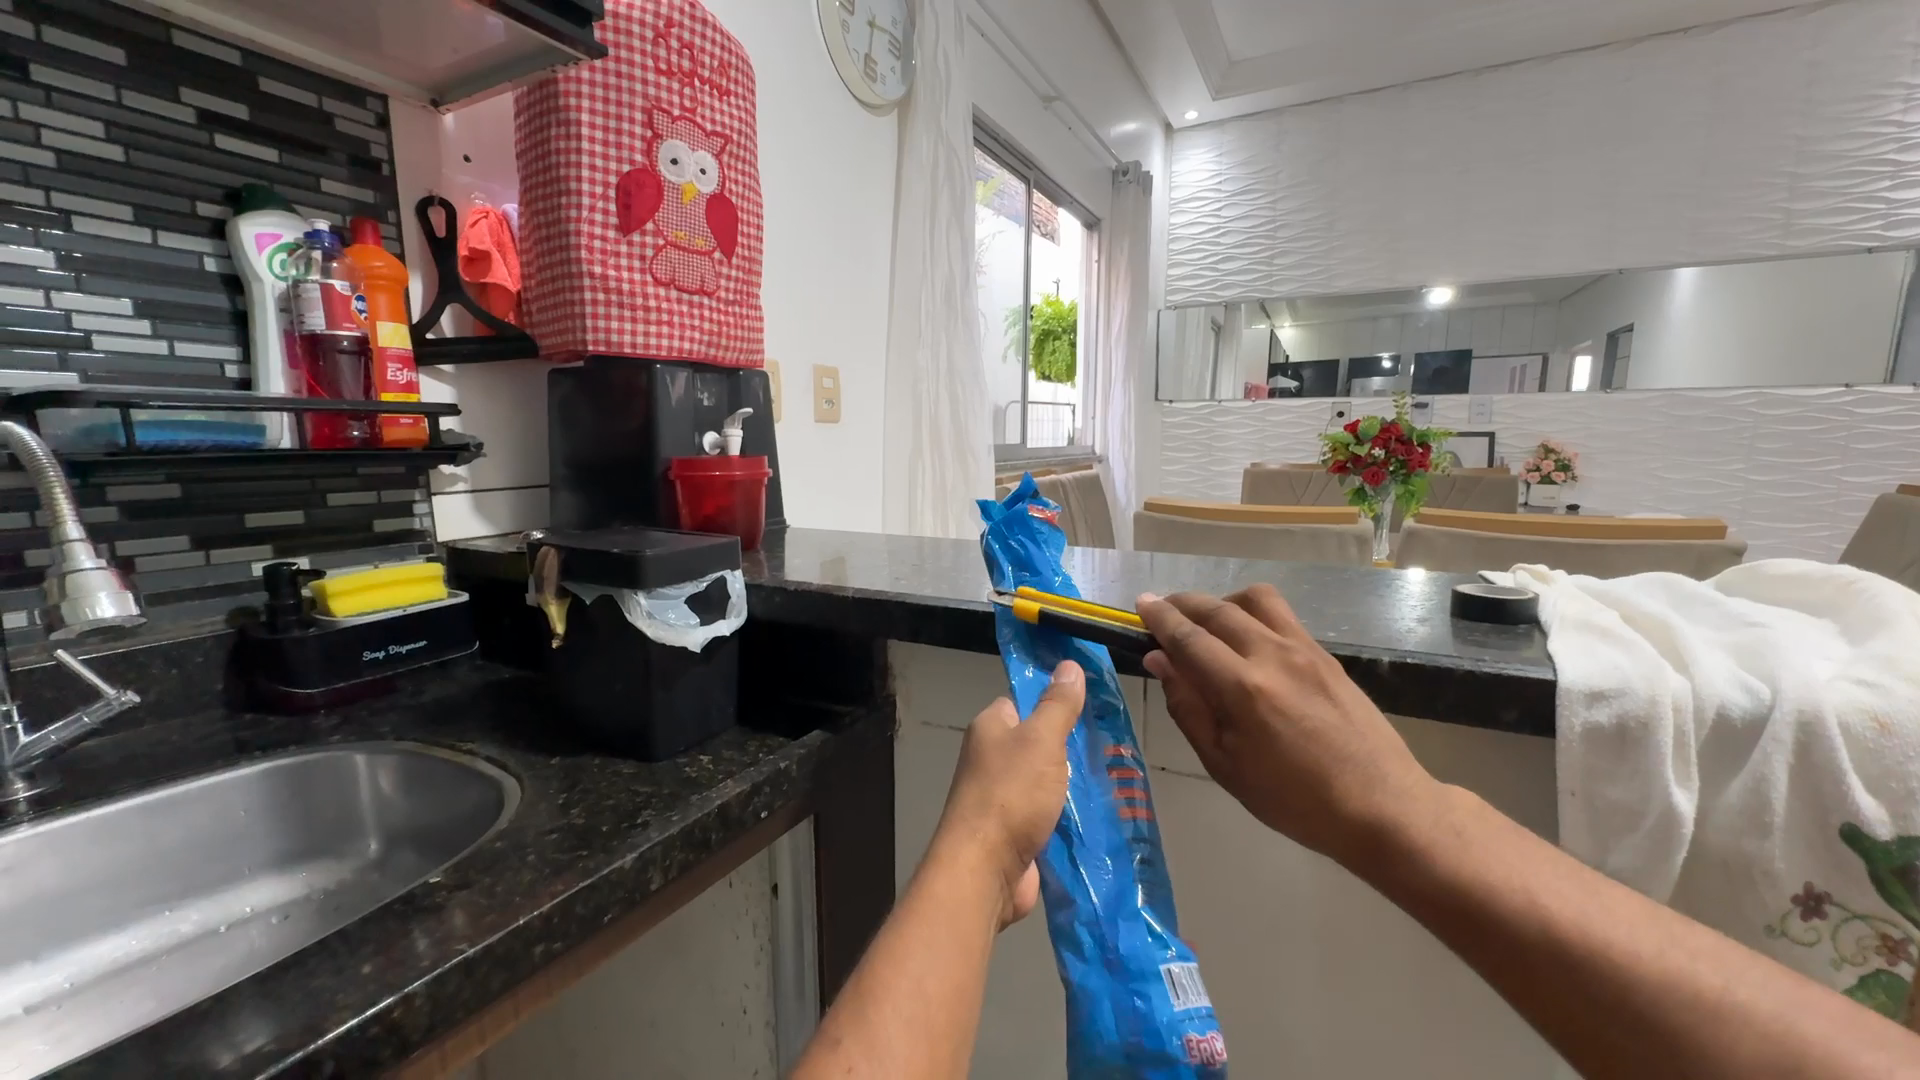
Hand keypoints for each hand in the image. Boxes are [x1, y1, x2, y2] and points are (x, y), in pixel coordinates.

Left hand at [928, 661, 1083, 928]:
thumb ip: (1058, 705)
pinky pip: (1046, 816)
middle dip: (1069, 749)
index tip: (1088, 706)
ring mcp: (1001, 799)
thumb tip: (1069, 665)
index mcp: (990, 729)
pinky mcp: (1013, 833)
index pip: (1020, 702)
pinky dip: (1067, 818)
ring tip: (1116, 780)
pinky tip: (1099, 818)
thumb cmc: (1010, 794)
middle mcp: (990, 760)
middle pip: (1036, 745)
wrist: (985, 870)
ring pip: (1044, 782)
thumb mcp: (1041, 740)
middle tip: (1109, 748)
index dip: (1050, 702)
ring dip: (1071, 786)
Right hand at [1137, 586, 1440, 860]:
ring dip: (1221, 601)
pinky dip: (1251, 613)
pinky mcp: (1325, 654)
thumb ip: (1188, 707)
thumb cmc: (1293, 800)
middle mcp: (1272, 655)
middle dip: (1183, 605)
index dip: (1160, 618)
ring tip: (1206, 624)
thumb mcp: (1225, 765)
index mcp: (1243, 689)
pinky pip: (1281, 614)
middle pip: (1217, 610)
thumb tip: (1160, 661)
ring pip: (1254, 599)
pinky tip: (1245, 638)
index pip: (1189, 637)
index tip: (1140, 605)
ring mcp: (1304, 649)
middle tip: (1161, 610)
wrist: (1382, 806)